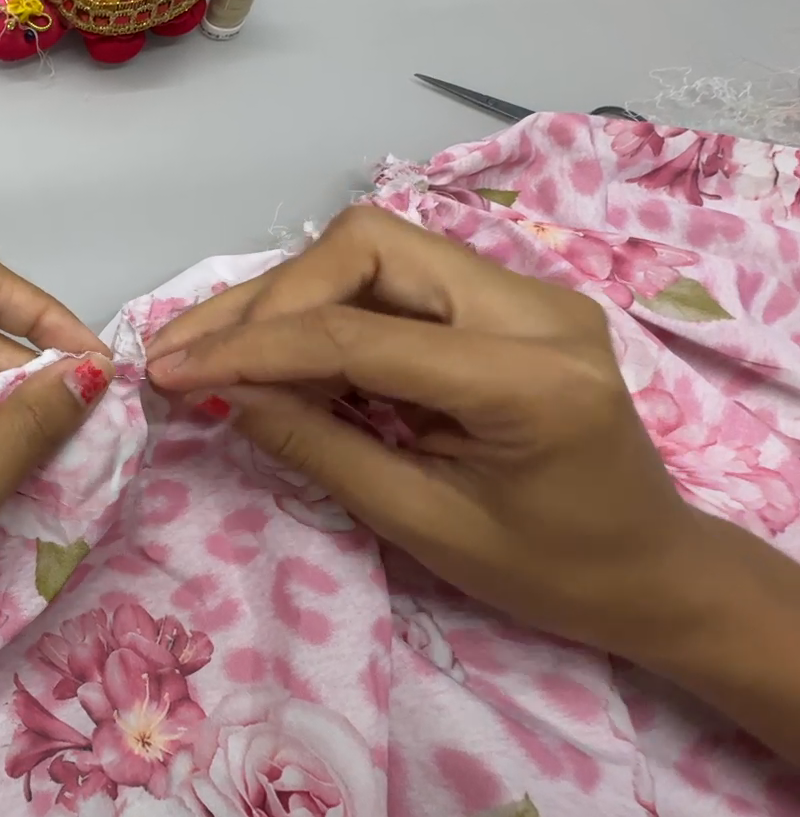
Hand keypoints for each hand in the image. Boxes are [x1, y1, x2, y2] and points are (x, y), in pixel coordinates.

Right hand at [144, 206, 705, 659]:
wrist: (649, 569)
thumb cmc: (545, 569)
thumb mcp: (415, 521)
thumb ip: (309, 442)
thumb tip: (215, 388)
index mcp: (530, 377)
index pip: (352, 331)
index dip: (245, 347)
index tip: (168, 371)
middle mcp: (526, 306)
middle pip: (358, 247)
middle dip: (261, 303)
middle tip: (189, 355)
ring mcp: (507, 292)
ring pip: (356, 250)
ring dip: (271, 299)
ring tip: (201, 348)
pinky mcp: (480, 298)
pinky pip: (369, 278)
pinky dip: (302, 311)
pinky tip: (258, 352)